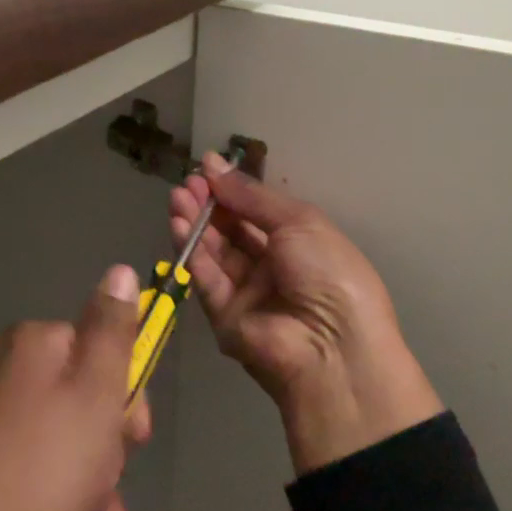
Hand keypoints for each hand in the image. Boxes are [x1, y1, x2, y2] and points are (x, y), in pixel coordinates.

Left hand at [0, 266, 151, 510]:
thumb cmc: (42, 472)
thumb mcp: (96, 397)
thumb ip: (112, 332)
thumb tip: (119, 270)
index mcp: (32, 342)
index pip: (98, 344)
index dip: (126, 390)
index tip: (136, 435)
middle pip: (77, 386)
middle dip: (107, 433)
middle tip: (113, 476)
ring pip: (56, 428)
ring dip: (89, 468)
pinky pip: (26, 456)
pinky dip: (55, 483)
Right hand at [171, 151, 443, 473]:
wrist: (334, 347)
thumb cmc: (329, 273)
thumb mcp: (299, 222)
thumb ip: (251, 196)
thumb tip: (214, 163)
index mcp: (300, 243)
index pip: (256, 212)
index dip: (232, 190)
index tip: (206, 167)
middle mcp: (272, 267)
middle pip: (231, 231)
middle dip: (209, 204)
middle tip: (187, 182)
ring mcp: (246, 293)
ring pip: (213, 252)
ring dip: (195, 223)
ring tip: (178, 198)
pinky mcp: (223, 316)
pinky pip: (205, 279)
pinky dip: (190, 252)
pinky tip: (179, 225)